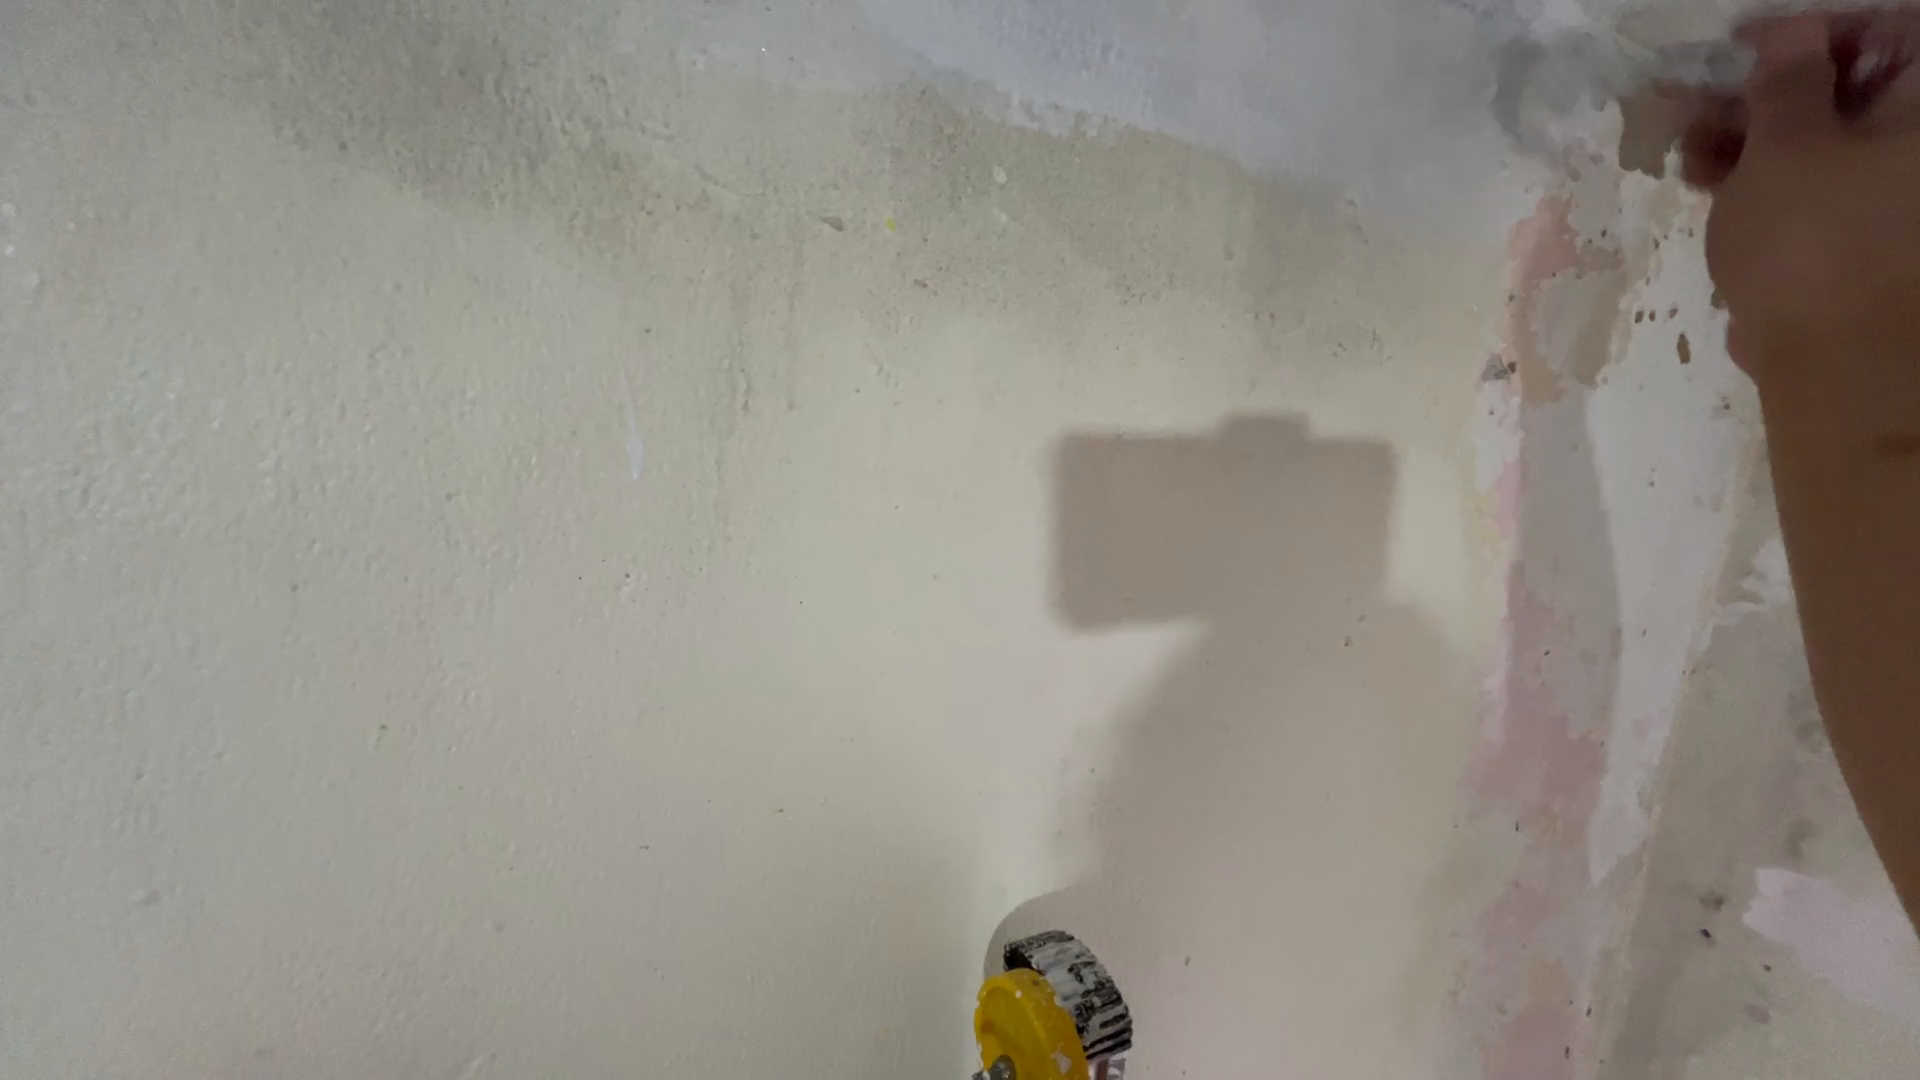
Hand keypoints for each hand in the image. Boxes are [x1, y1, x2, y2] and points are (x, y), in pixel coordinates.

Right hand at [1680, 10, 1919, 448]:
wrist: (1832, 350)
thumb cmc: (1814, 240)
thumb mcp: (1786, 150)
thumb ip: (1784, 84)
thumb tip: (1783, 33)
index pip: (1875, 28)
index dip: (1798, 33)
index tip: (1727, 47)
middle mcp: (1917, 127)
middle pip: (1838, 80)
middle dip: (1756, 86)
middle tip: (1682, 99)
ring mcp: (1884, 175)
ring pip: (1808, 130)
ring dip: (1740, 131)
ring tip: (1679, 146)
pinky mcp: (1845, 217)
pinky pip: (1799, 174)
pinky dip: (1749, 170)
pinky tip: (1699, 176)